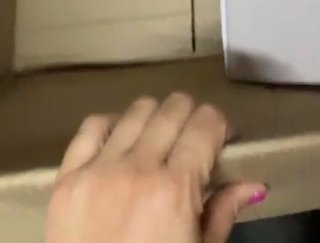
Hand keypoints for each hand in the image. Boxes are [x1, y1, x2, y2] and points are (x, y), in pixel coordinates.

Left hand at [45, 93, 264, 242]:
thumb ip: (223, 214)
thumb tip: (253, 183)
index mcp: (176, 189)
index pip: (207, 121)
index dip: (220, 129)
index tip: (220, 145)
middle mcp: (138, 168)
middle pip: (176, 106)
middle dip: (191, 120)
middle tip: (191, 147)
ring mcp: (98, 171)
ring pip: (138, 108)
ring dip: (155, 120)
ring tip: (155, 147)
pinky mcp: (66, 180)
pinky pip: (92, 126)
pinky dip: (112, 127)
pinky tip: (120, 147)